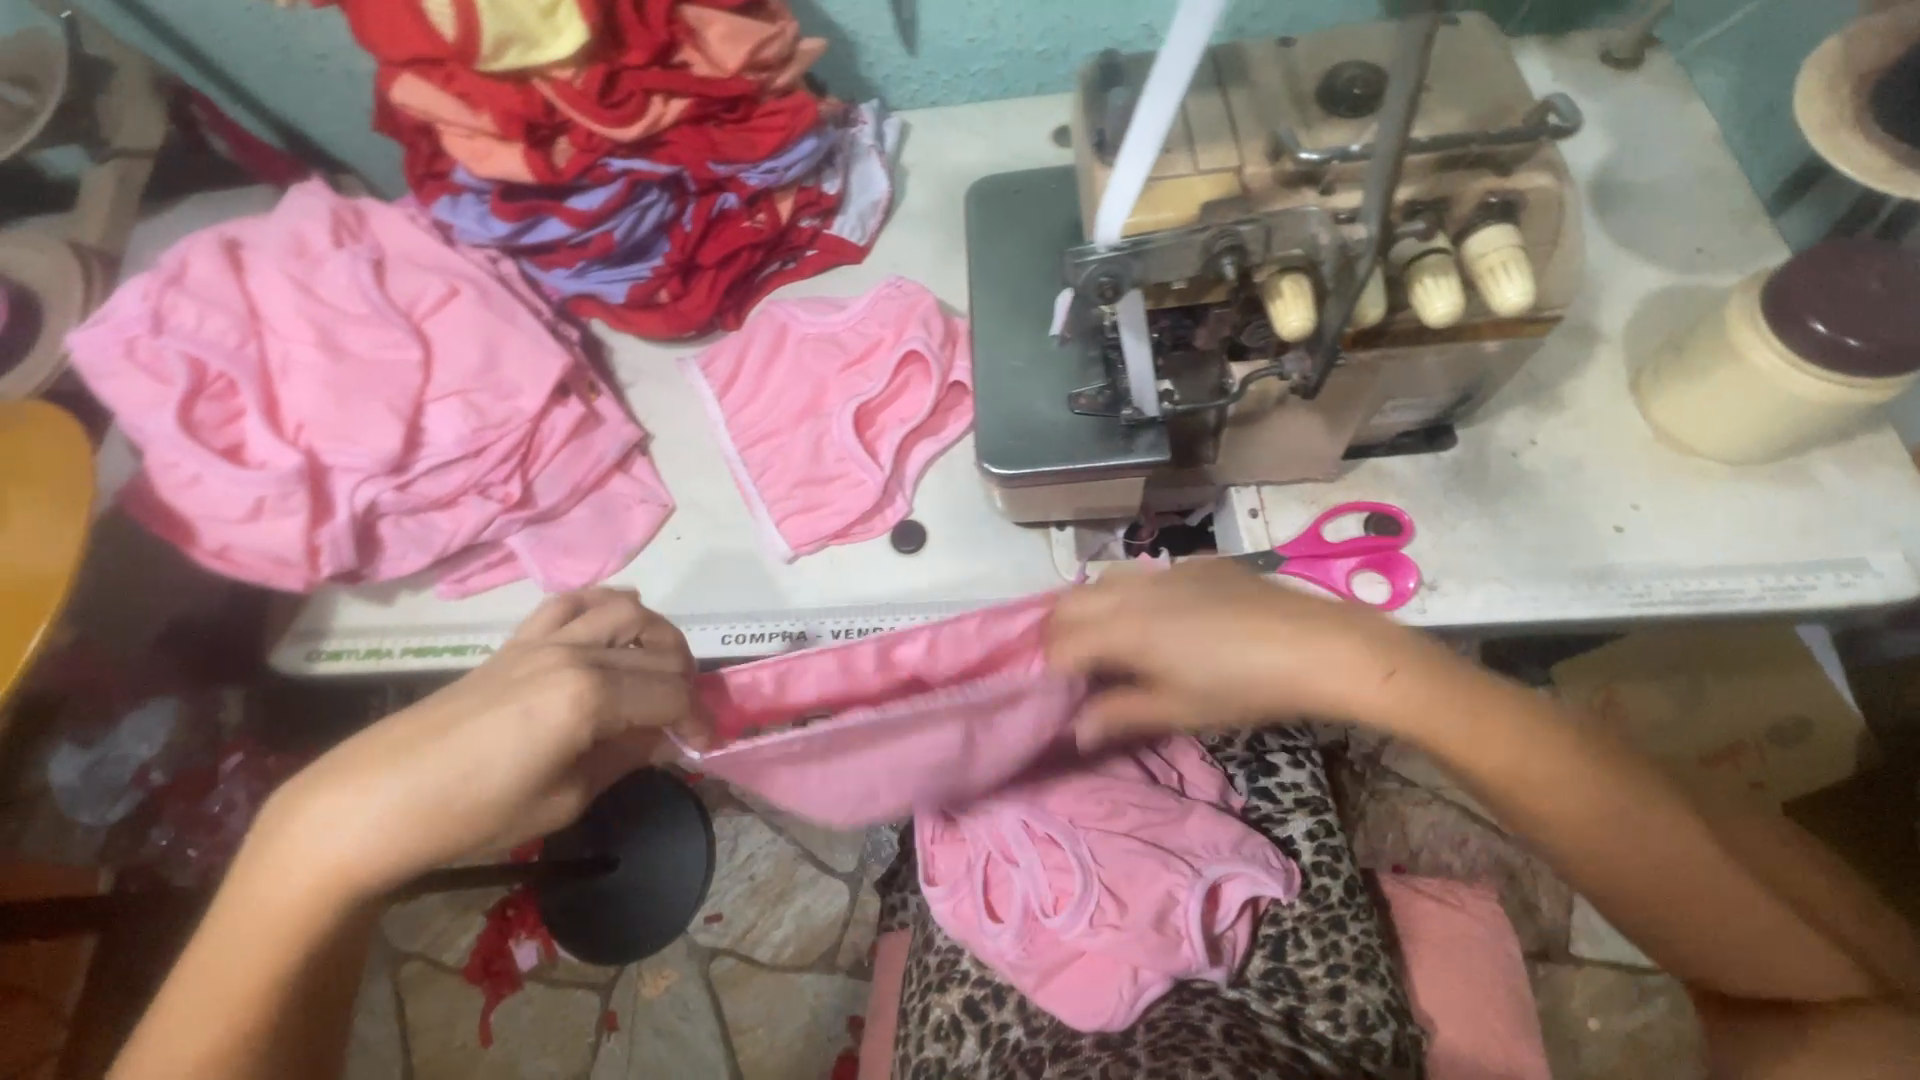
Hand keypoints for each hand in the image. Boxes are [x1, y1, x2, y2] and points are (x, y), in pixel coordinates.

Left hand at [251, 588, 705, 901]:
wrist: (373, 803)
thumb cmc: (473, 814)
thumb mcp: (566, 799)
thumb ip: (623, 758)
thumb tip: (660, 739)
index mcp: (591, 697)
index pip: (672, 697)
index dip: (698, 722)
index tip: (703, 749)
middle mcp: (575, 654)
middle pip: (658, 653)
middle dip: (685, 684)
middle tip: (684, 720)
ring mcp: (543, 641)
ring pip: (625, 611)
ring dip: (657, 636)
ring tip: (660, 670)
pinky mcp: (516, 643)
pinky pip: (571, 603)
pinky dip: (604, 604)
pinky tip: (616, 620)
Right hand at [1047, 560, 1445, 744]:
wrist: (1315, 645)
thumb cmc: (1241, 688)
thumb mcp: (1177, 710)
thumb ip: (1120, 714)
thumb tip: (1077, 730)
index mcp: (1120, 629)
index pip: (1060, 645)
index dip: (1052, 672)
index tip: (1062, 696)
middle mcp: (1131, 590)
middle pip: (1069, 603)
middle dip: (1061, 634)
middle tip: (1077, 668)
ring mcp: (1165, 570)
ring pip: (1104, 580)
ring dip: (1093, 608)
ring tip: (1112, 639)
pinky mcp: (1196, 562)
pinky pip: (1147, 573)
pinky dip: (1135, 595)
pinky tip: (1166, 618)